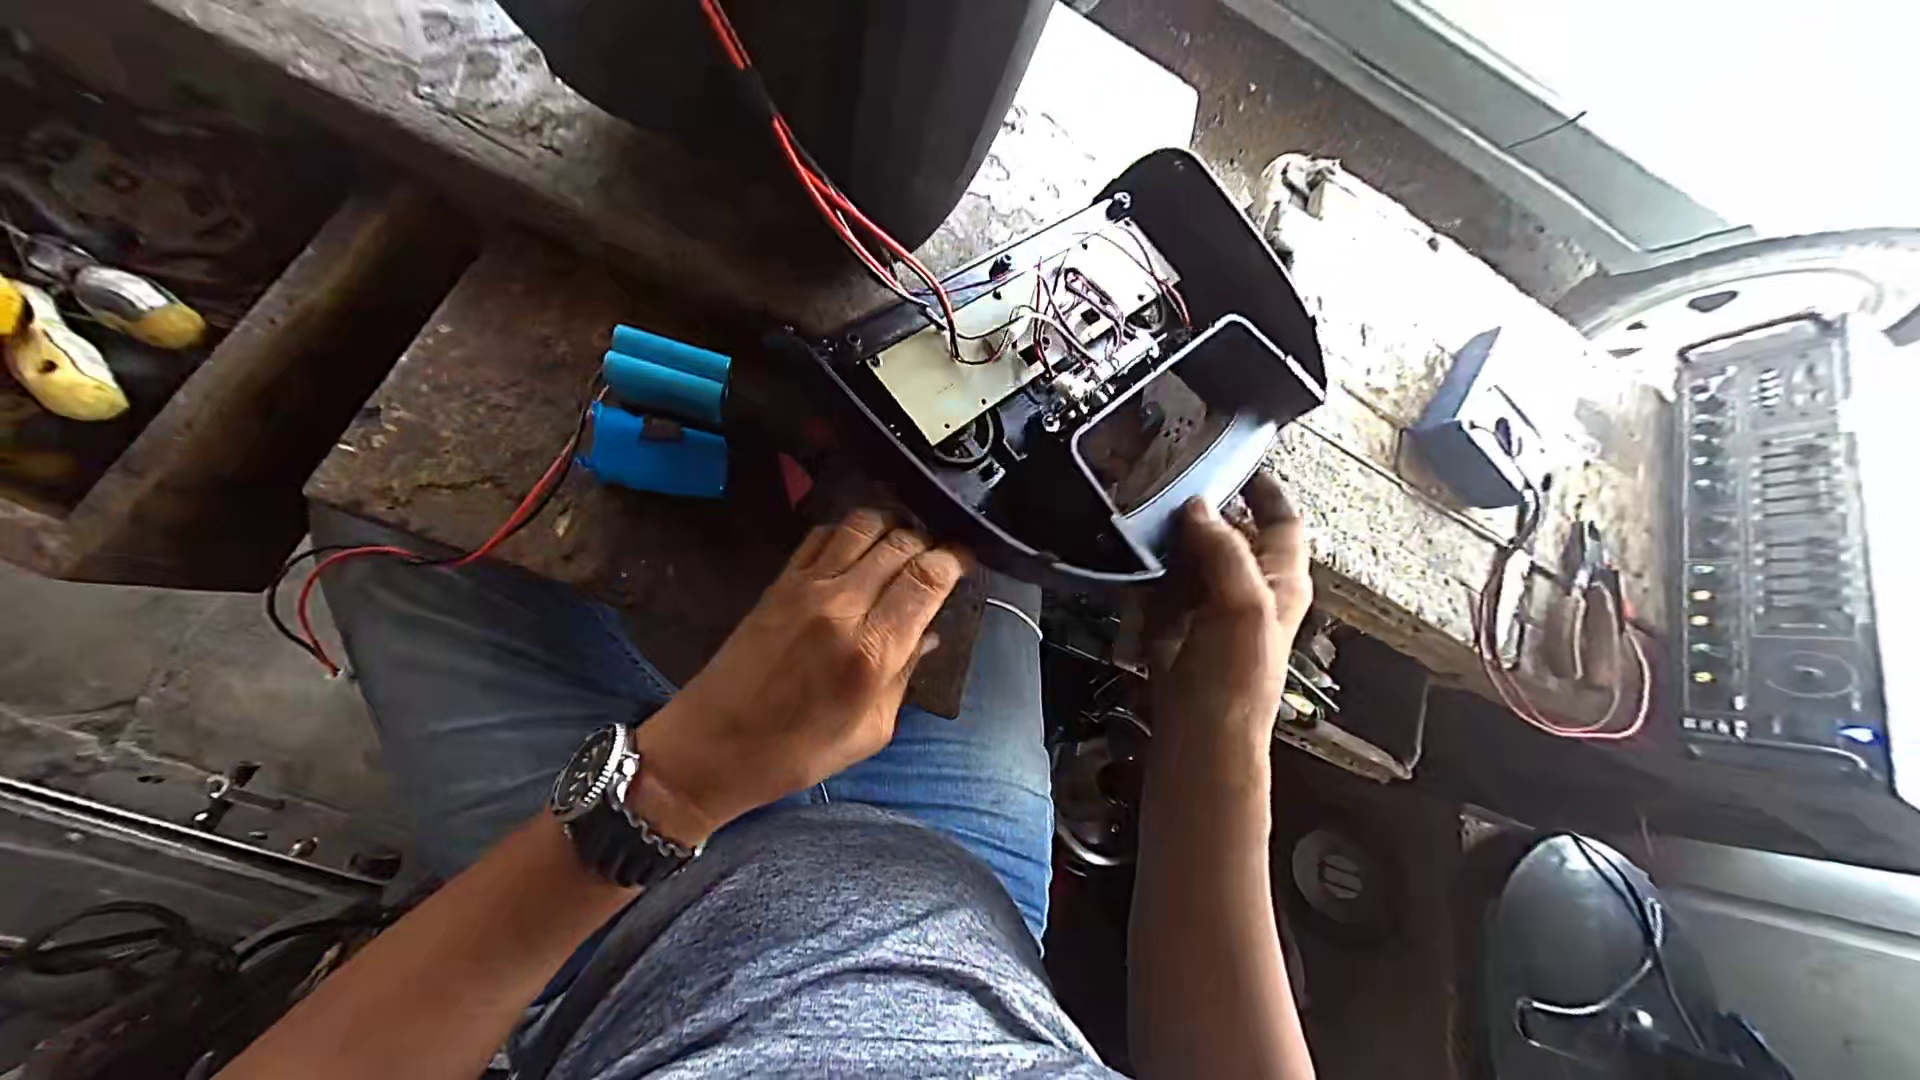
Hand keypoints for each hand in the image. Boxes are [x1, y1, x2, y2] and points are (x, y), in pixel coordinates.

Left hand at [628, 509, 967, 844]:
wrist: (709, 747)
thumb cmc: (796, 753)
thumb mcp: (870, 731)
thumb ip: (905, 675)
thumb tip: (928, 634)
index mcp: (872, 649)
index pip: (927, 577)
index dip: (955, 560)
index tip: (965, 562)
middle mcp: (842, 604)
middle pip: (901, 542)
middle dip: (929, 542)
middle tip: (938, 558)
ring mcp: (806, 586)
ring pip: (863, 525)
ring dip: (893, 527)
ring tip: (904, 545)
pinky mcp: (779, 581)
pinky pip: (823, 534)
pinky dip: (851, 530)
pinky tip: (860, 548)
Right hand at [1148, 472, 1311, 748]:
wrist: (1201, 729)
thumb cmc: (1238, 675)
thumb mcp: (1244, 604)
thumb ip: (1224, 550)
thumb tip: (1196, 507)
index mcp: (1281, 579)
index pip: (1281, 519)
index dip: (1264, 488)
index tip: (1234, 459)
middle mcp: (1246, 584)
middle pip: (1228, 531)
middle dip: (1202, 510)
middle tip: (1168, 481)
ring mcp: (1207, 600)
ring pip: (1189, 552)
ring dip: (1169, 536)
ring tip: (1144, 509)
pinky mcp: (1175, 617)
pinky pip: (1161, 579)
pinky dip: (1149, 566)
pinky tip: (1135, 554)